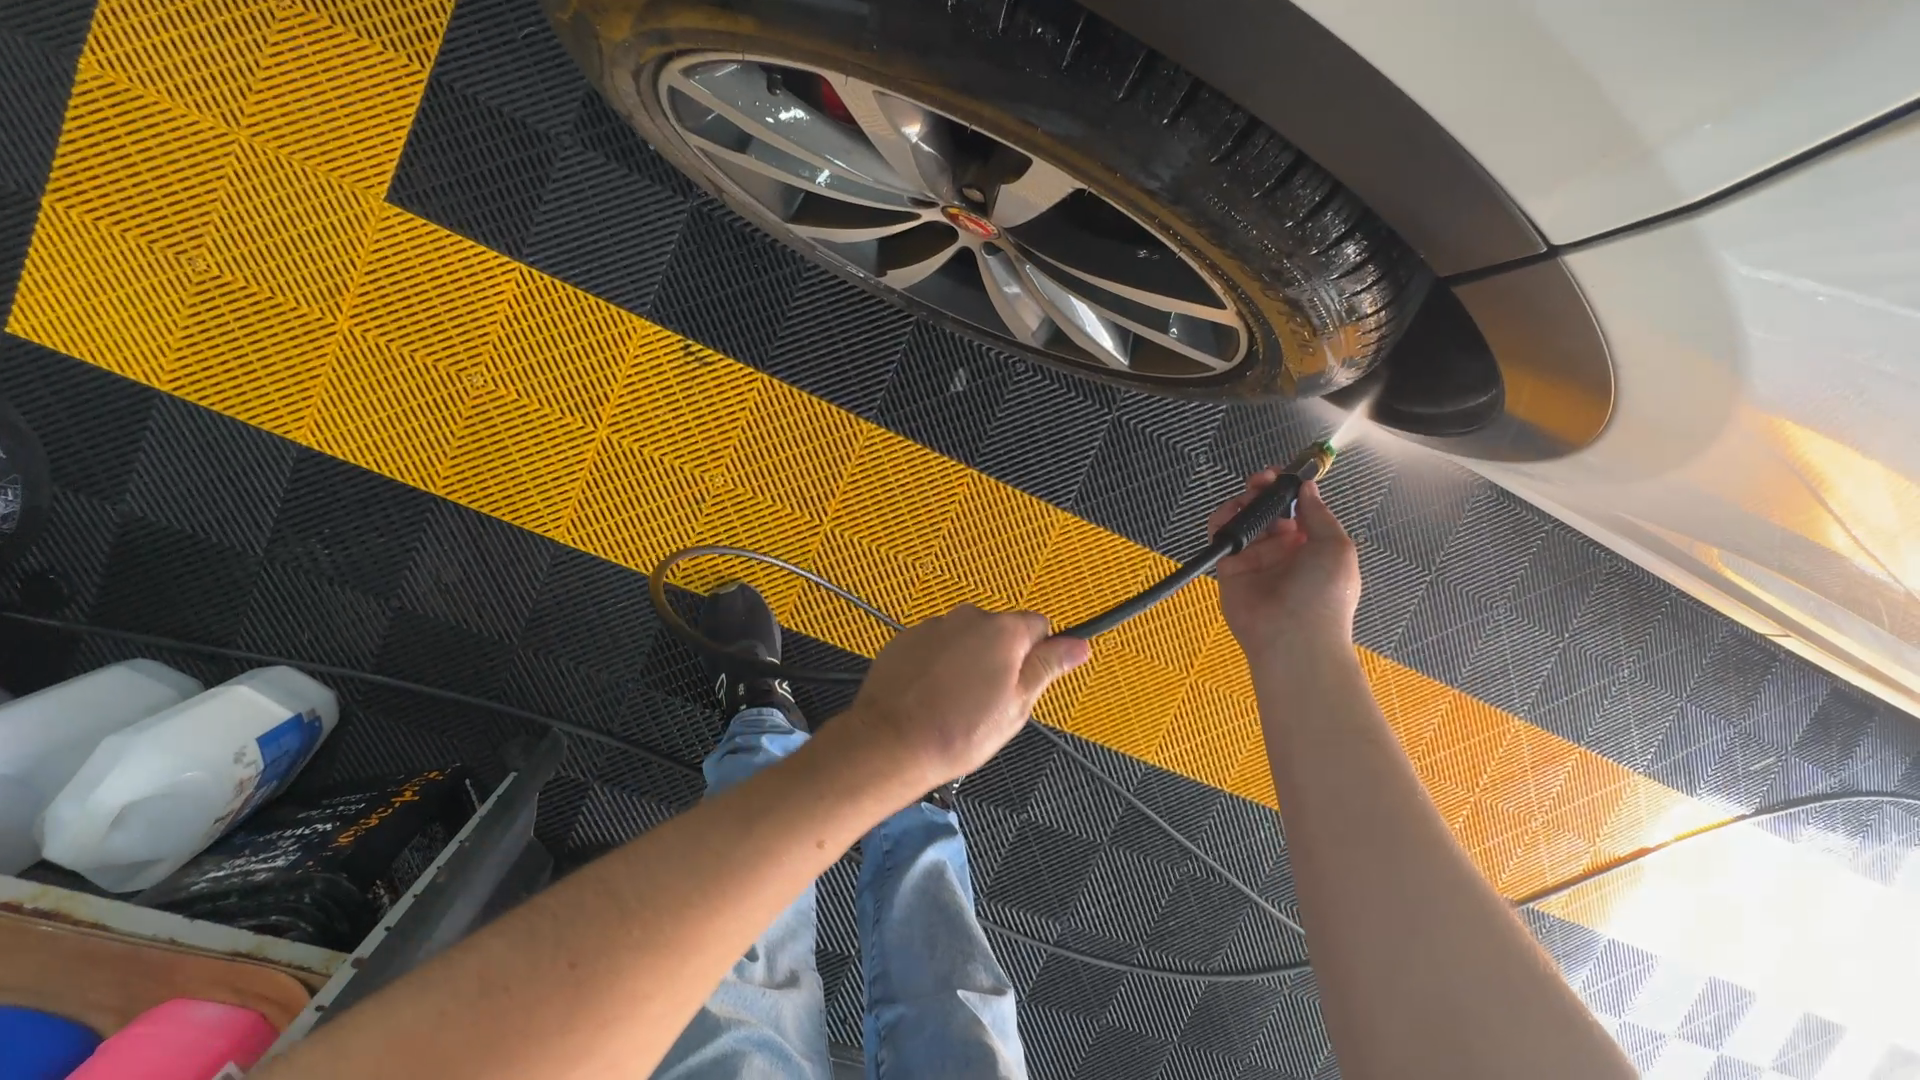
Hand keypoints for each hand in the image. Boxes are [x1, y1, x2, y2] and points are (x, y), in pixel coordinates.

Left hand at [833, 605, 1089, 789]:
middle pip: (999, 632)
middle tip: (992, 700)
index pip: (1039, 625)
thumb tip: (1078, 646)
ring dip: (966, 662)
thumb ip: (1047, 667)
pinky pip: (934, 648)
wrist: (892, 742)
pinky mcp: (905, 641)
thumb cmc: (955, 731)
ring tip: (957, 704)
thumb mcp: (1017, 706)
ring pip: (964, 640)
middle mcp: (967, 619)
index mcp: (1003, 632)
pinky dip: (937, 666)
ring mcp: (933, 627)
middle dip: (1000, 659)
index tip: (1029, 678)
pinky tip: (933, 697)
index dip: (1038, 654)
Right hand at [1208, 473, 1360, 654]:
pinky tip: (1232, 512)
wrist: (1293, 638)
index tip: (1284, 474)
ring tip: (1248, 495)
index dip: (1291, 489)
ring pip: (1245, 520)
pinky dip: (1223, 520)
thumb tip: (1307, 487)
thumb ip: (1319, 514)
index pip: (1298, 509)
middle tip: (1262, 480)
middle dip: (1265, 491)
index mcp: (1313, 546)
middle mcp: (1283, 551)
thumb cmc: (1324, 593)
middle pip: (1269, 511)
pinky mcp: (1229, 568)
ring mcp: (1255, 559)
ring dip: (1245, 502)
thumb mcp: (1337, 547)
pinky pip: (1223, 537)